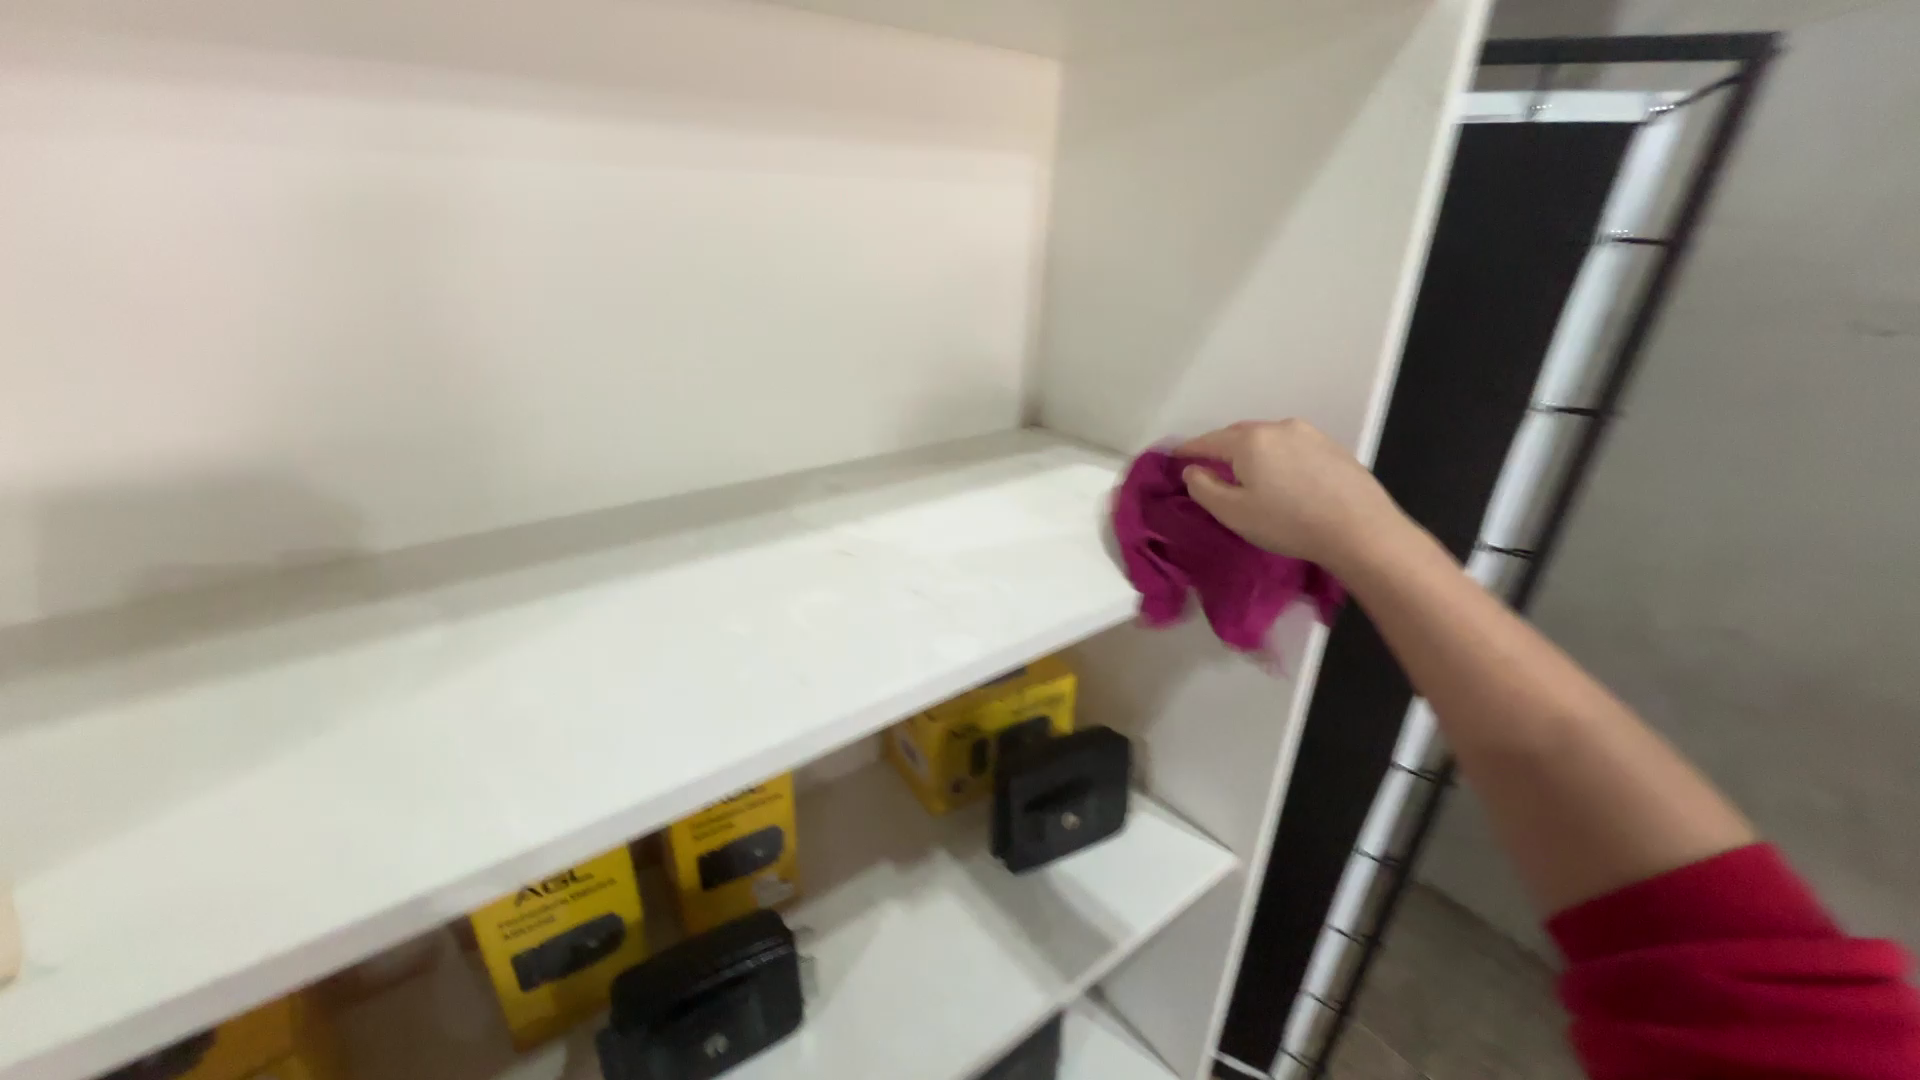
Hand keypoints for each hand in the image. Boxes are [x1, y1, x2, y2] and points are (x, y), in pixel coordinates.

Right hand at [1176, 419, 1408, 568]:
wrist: (1359, 530)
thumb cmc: (1287, 523)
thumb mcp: (1233, 512)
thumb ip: (1204, 488)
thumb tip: (1193, 470)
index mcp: (1249, 440)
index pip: (1208, 441)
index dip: (1188, 450)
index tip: (1174, 458)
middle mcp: (1278, 427)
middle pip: (1238, 435)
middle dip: (1220, 449)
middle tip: (1208, 468)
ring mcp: (1309, 434)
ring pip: (1267, 439)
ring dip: (1251, 452)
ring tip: (1246, 475)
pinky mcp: (1331, 447)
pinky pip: (1291, 447)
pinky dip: (1276, 457)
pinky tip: (1281, 479)